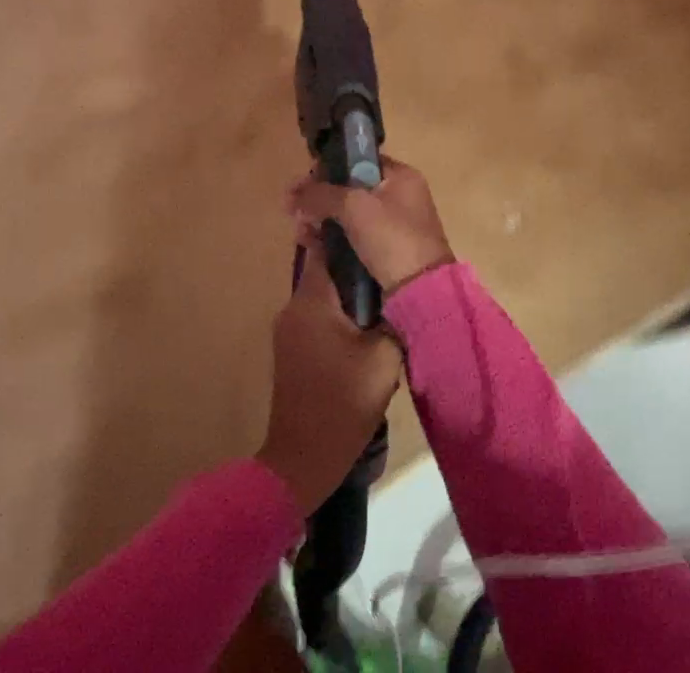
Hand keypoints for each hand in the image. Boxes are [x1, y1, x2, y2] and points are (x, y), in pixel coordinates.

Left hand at [254, 237, 402, 514]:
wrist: (303, 457)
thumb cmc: (344, 403)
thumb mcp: (384, 358)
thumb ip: (394, 319)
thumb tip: (401, 296)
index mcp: (312, 302)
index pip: (326, 249)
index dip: (351, 236)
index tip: (378, 232)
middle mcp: (293, 308)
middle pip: (326, 273)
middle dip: (358, 271)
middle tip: (393, 272)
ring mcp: (288, 332)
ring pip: (324, 299)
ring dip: (351, 299)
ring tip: (387, 304)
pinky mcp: (291, 352)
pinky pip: (318, 320)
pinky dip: (341, 319)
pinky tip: (366, 333)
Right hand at [286, 158, 455, 293]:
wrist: (420, 291)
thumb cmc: (391, 238)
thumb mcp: (354, 207)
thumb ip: (321, 195)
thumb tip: (294, 196)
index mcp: (400, 176)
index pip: (355, 160)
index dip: (325, 169)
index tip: (301, 186)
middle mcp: (397, 196)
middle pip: (347, 189)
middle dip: (317, 199)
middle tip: (293, 212)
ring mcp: (391, 225)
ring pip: (345, 215)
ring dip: (319, 220)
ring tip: (300, 234)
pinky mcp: (383, 251)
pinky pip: (350, 237)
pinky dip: (330, 238)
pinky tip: (310, 244)